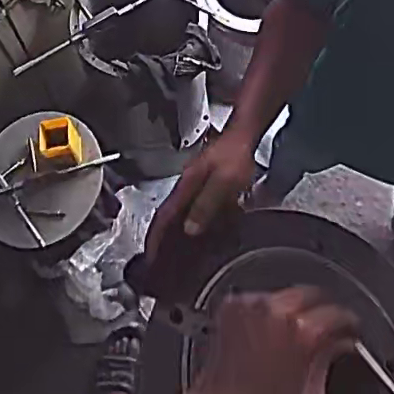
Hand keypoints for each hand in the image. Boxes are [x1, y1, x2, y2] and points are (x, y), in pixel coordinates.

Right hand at [146, 130, 258, 254]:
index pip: (164, 214)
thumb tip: (190, 228)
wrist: (243, 135)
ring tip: (177, 251)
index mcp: (187, 184)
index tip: (150, 256)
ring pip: (182, 212)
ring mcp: (197, 182)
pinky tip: (202, 230)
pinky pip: (196, 208)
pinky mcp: (207, 183)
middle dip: (162, 237)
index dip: (155, 236)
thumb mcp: (222, 182)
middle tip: (160, 259)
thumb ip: (205, 204)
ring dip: (176, 231)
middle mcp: (188, 184)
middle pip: (169, 214)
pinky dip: (193, 222)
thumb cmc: (234, 154)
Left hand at [184, 287, 359, 393]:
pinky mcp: (232, 304)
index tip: (350, 327)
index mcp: (302, 332)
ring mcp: (251, 303)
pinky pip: (259, 298)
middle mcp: (276, 309)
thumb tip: (342, 343)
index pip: (336, 312)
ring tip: (293, 331)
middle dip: (321, 307)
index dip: (348, 321)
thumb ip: (329, 360)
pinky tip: (268, 330)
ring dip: (293, 307)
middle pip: (310, 293)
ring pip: (283, 293)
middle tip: (325, 324)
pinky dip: (267, 309)